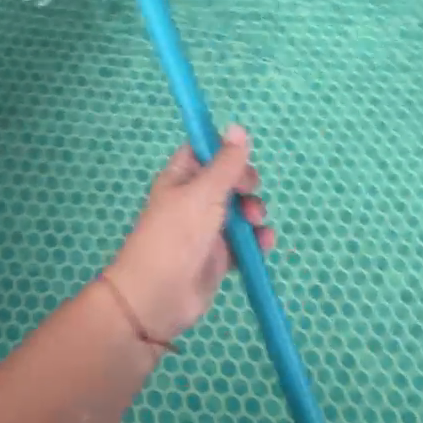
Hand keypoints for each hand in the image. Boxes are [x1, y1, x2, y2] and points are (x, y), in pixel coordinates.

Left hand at [104, 124, 274, 340]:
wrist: (158, 295)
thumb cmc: (177, 236)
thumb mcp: (204, 194)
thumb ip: (226, 164)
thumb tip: (238, 127)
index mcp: (180, 178)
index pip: (203, 152)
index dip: (224, 152)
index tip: (241, 158)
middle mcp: (191, 200)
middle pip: (226, 181)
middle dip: (245, 184)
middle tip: (248, 192)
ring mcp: (204, 229)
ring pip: (238, 211)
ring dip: (253, 213)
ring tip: (257, 223)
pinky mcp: (216, 257)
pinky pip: (242, 242)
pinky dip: (255, 241)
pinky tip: (264, 243)